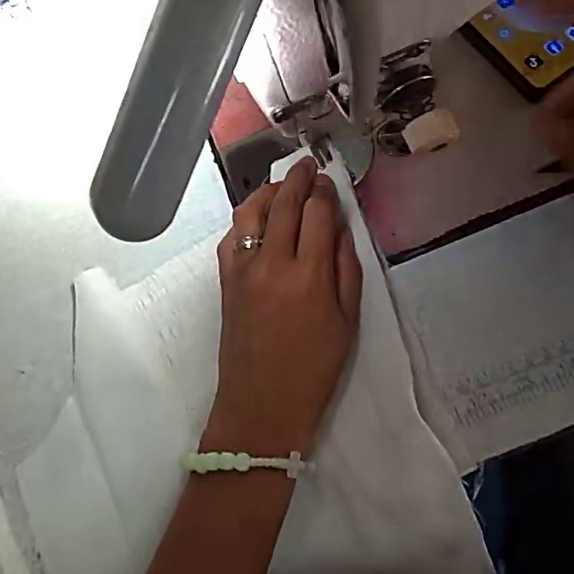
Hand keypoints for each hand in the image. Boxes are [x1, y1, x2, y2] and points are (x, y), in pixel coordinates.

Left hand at [205, 158, 363, 457]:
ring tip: (283, 186)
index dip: (325, 191)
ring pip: (251, 211)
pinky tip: (259, 218)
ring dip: (268, 191)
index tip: (331, 182)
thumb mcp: (348, 323)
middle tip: (308, 166)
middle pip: (283, 203)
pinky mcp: (225, 281)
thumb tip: (341, 229)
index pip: (317, 213)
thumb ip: (347, 269)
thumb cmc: (314, 371)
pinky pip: (233, 236)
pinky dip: (246, 218)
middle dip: (298, 178)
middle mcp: (272, 264)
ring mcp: (242, 270)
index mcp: (310, 276)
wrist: (261, 407)